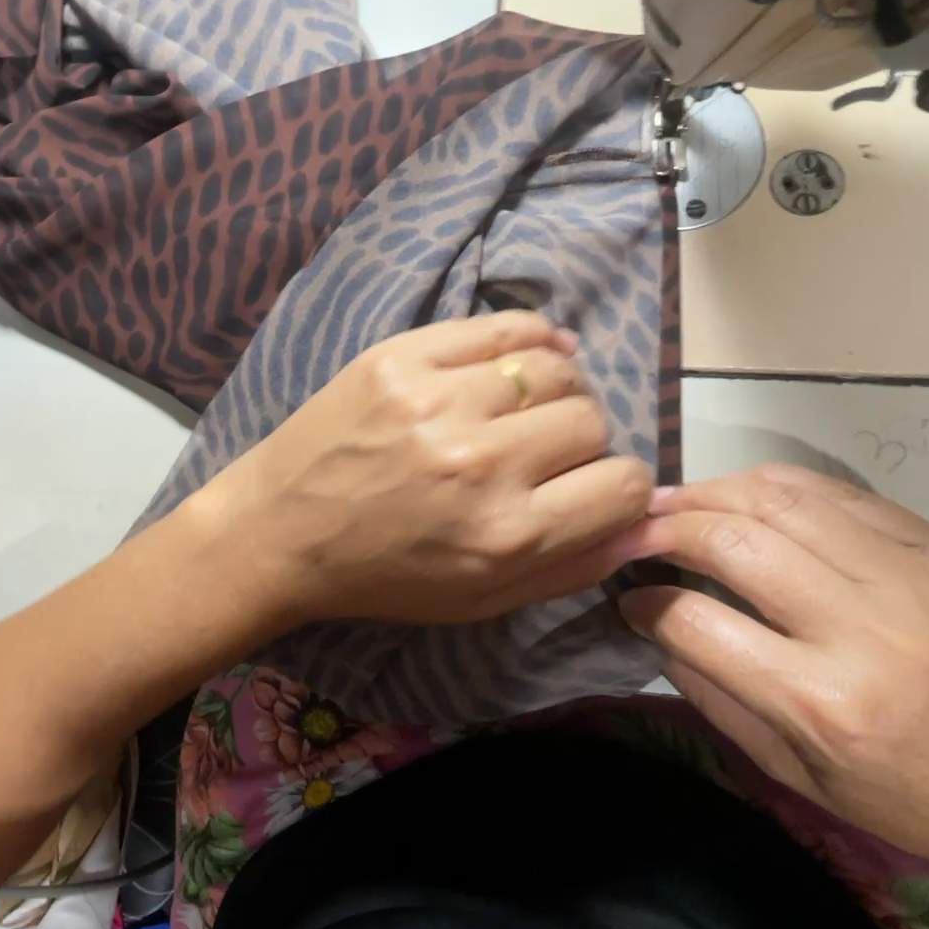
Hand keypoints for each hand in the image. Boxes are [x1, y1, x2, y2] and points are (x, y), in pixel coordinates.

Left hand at [193, 311, 661, 628]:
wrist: (280, 532)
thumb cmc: (382, 576)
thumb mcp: (480, 602)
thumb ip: (571, 567)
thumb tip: (648, 525)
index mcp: (506, 536)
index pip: (623, 485)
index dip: (617, 488)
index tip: (588, 487)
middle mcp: (481, 464)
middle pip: (591, 421)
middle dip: (580, 441)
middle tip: (540, 453)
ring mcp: (438, 401)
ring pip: (554, 369)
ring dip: (553, 391)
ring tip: (522, 410)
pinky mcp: (401, 358)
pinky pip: (504, 326)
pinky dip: (533, 338)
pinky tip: (530, 357)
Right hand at [616, 464, 928, 900]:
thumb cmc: (925, 802)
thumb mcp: (801, 775)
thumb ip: (715, 696)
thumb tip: (656, 624)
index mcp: (826, 703)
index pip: (694, 620)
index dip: (645, 601)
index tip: (628, 596)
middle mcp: (866, 626)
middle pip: (729, 539)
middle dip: (661, 527)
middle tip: (630, 531)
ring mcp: (915, 574)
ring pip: (778, 496)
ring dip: (709, 491)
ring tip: (673, 503)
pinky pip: (837, 493)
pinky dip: (772, 487)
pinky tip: (742, 496)